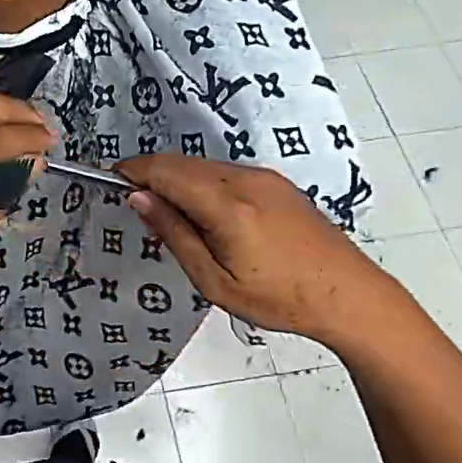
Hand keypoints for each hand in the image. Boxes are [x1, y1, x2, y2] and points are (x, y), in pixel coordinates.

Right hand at [115, 153, 421, 350]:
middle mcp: (245, 180)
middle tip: (137, 204)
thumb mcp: (215, 280)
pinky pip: (225, 171)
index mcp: (227, 206)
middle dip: (152, 175)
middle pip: (182, 163)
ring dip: (177, 179)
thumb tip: (138, 198)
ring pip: (203, 165)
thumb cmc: (279, 299)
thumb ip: (174, 233)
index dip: (134, 170)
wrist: (349, 295)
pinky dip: (202, 182)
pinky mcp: (276, 182)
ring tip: (171, 216)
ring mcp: (264, 177)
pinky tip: (204, 212)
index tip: (112, 180)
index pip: (166, 171)